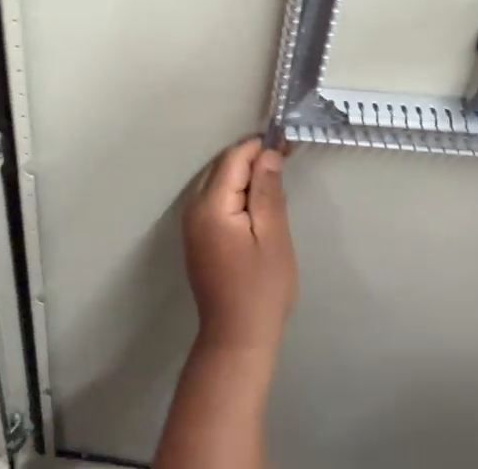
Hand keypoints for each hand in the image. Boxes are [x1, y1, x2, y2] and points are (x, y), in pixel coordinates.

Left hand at [182, 138, 296, 357]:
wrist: (237, 336)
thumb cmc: (261, 289)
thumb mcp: (273, 236)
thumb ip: (267, 191)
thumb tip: (267, 154)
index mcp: (210, 205)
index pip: (233, 160)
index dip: (259, 147)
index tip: (286, 141)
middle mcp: (193, 208)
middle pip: (221, 167)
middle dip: (252, 157)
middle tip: (285, 154)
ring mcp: (191, 223)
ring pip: (216, 182)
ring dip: (244, 174)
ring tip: (276, 174)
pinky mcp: (196, 236)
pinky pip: (214, 200)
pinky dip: (234, 192)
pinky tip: (257, 200)